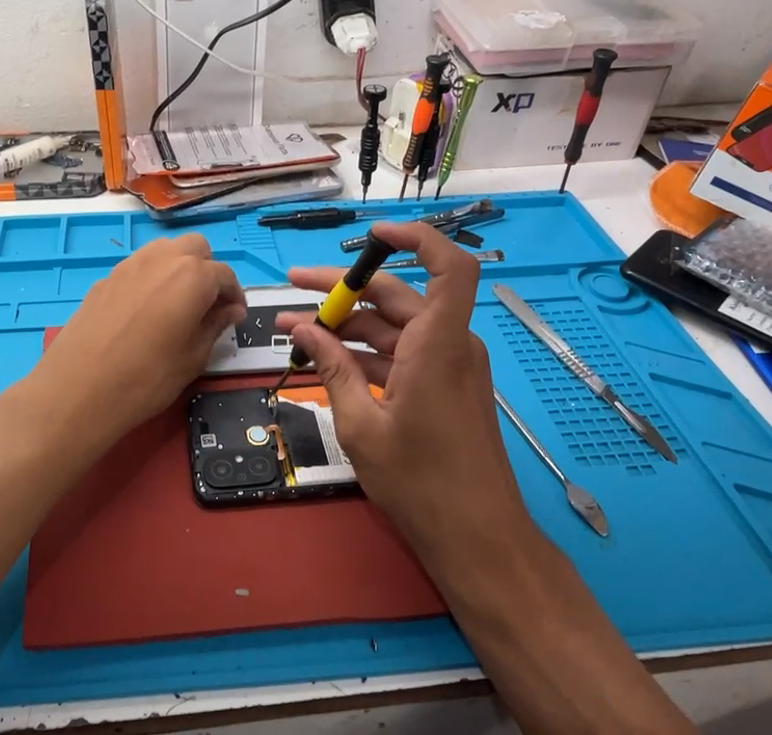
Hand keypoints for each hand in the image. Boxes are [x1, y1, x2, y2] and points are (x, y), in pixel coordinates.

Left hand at [31, 233, 245, 431]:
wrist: (78, 389)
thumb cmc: (146, 378)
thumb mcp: (193, 358)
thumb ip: (215, 326)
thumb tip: (231, 310)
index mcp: (192, 276)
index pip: (225, 275)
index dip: (235, 296)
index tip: (234, 317)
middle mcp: (162, 259)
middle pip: (196, 248)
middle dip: (208, 270)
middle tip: (208, 305)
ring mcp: (130, 265)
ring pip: (165, 251)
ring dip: (179, 268)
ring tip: (178, 305)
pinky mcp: (106, 278)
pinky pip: (139, 267)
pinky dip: (152, 279)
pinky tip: (146, 313)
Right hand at [276, 223, 529, 559]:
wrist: (476, 537)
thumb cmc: (419, 481)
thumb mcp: (360, 424)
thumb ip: (332, 367)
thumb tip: (302, 327)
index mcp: (438, 344)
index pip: (450, 266)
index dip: (417, 238)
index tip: (372, 234)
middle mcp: (451, 345)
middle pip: (399, 296)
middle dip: (344, 290)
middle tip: (294, 287)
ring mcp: (451, 367)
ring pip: (397, 327)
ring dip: (349, 326)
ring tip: (296, 331)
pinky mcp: (447, 388)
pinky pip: (405, 354)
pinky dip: (368, 353)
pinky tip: (327, 361)